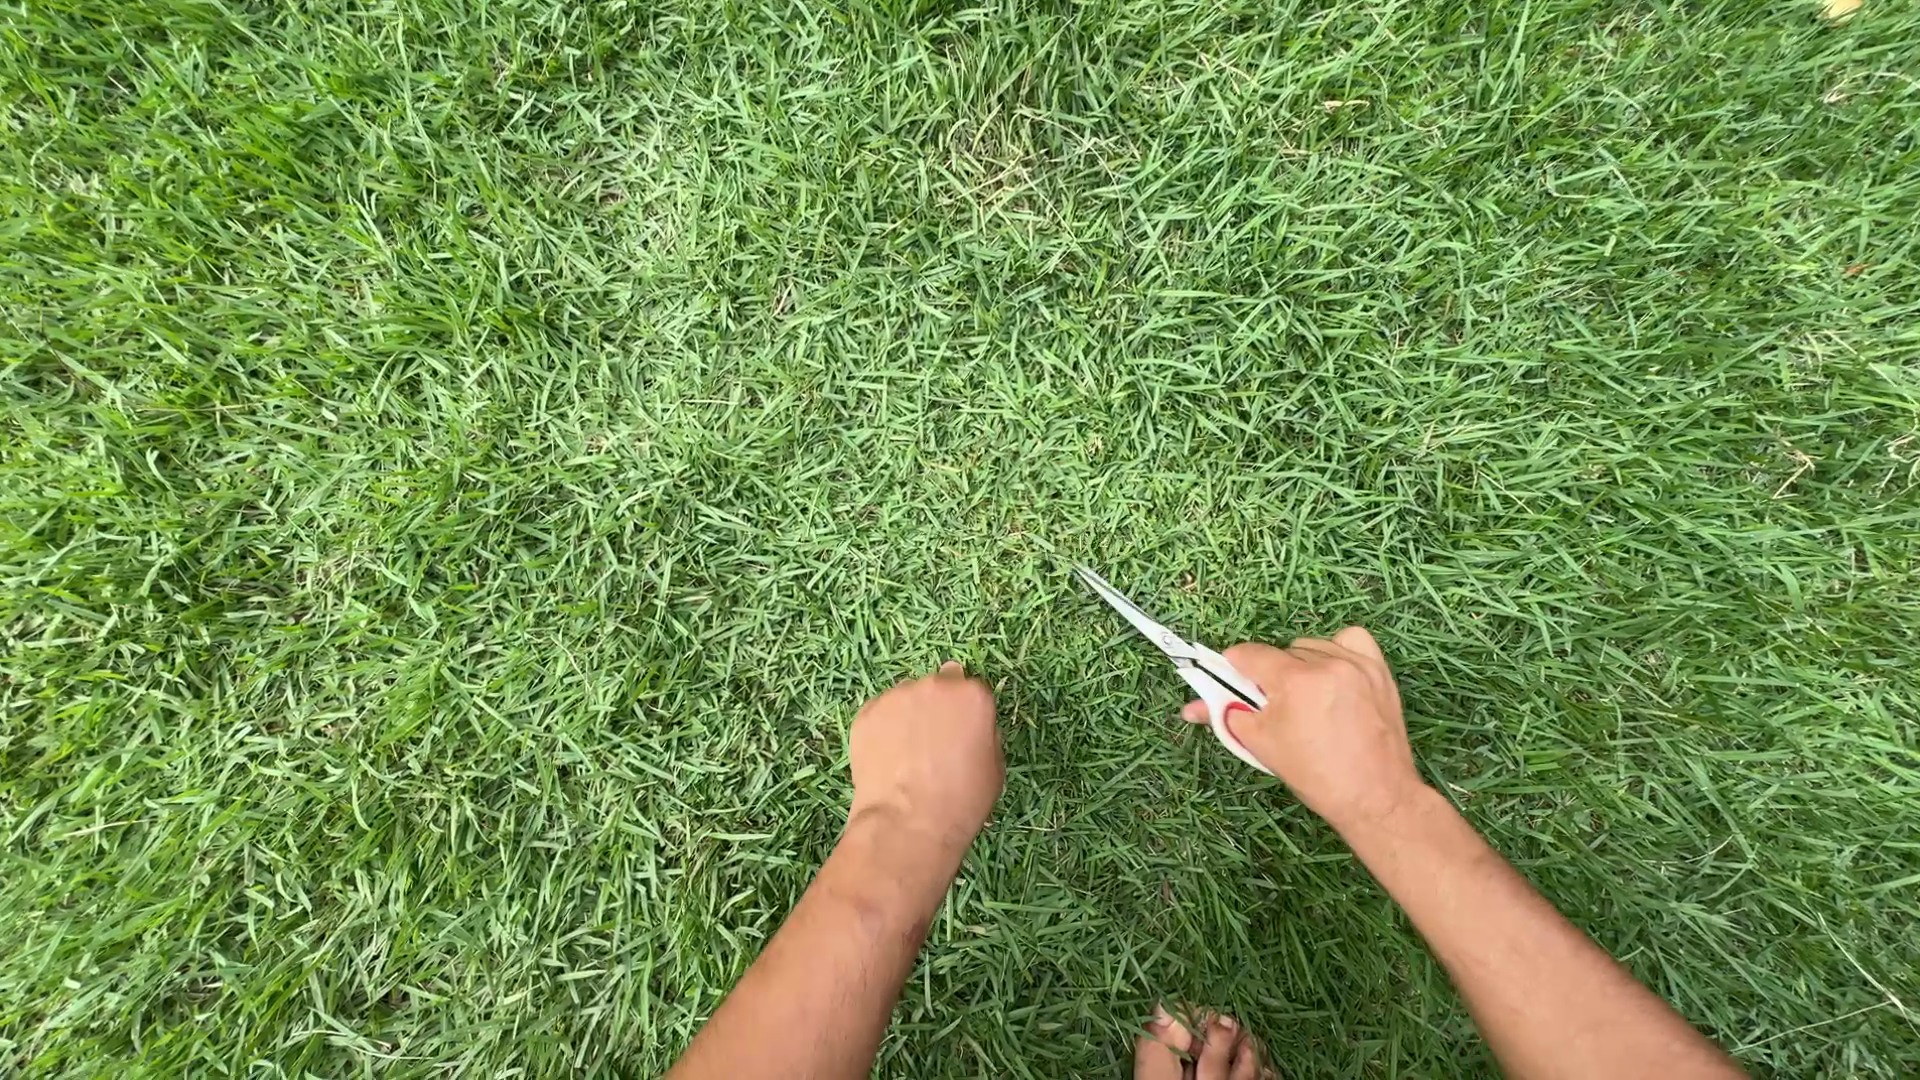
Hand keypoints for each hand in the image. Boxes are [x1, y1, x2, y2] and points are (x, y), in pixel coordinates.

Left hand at [847, 662, 1002, 851]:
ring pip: (907, 698)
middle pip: (938, 687)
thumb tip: (969, 724)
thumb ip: (983, 733)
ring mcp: (898, 696)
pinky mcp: (868, 711)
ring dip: (909, 717)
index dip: (967, 715)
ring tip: (907, 756)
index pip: (972, 691)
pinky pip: (880, 714)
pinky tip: (887, 759)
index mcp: (972, 695)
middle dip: (937, 709)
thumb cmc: (962, 801)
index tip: (961, 736)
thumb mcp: (994, 767)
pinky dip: (884, 729)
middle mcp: (935, 685)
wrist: (907, 824)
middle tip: (933, 746)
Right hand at [1183, 627, 1425, 832]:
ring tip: (1305, 697)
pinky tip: (1333, 674)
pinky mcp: (1379, 671)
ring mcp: (1357, 665)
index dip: (1232, 669)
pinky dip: (1336, 651)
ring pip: (1309, 646)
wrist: (1376, 797)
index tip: (1233, 685)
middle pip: (1278, 652)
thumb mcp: (1259, 744)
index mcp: (1294, 680)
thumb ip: (1223, 715)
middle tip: (1274, 706)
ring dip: (1300, 665)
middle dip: (1269, 675)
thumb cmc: (1314, 774)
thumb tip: (1189, 708)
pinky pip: (1350, 640)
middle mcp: (1326, 664)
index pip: (1247, 654)